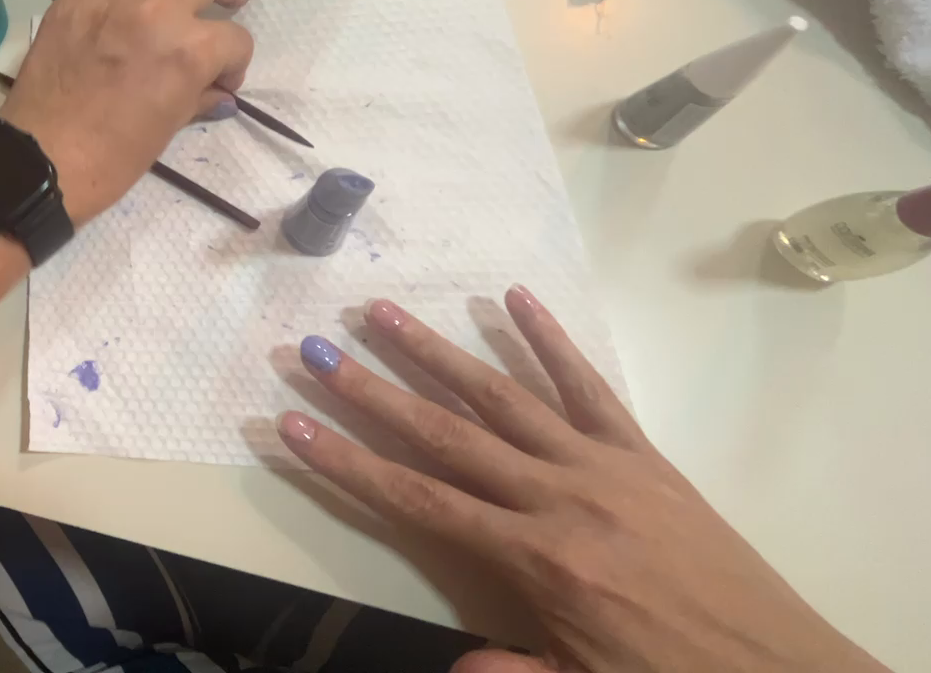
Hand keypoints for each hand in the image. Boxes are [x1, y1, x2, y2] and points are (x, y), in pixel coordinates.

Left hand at [0, 0, 250, 224]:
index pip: (234, 39)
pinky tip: (119, 3)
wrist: (41, 159)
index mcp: (188, 50)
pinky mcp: (71, 1)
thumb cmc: (110, 159)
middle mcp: (154, 11)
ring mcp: (109, 0)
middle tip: (225, 4)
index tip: (223, 79)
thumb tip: (220, 92)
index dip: (235, 63)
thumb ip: (197, 98)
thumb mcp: (166, 131)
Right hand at [278, 286, 888, 672]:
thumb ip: (510, 671)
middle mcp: (555, 497)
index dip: (346, 462)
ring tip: (383, 311)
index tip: (291, 425)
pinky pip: (588, 388)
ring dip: (434, 350)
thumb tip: (449, 666)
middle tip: (316, 349)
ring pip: (500, 395)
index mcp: (533, 557)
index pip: (414, 498)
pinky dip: (550, 340)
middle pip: (441, 432)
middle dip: (370, 390)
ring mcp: (598, 465)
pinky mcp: (639, 452)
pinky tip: (514, 296)